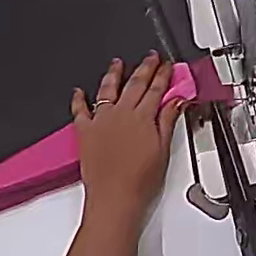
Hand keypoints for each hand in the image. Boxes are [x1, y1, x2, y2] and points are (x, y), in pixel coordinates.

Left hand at [70, 53, 185, 224]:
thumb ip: (167, 121)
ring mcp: (101, 121)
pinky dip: (79, 99)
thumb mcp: (163, 150)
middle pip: (135, 84)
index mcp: (142, 117)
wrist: (114, 197)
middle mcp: (121, 114)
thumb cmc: (139, 181)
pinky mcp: (85, 132)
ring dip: (114, 74)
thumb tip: (176, 102)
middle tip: (150, 57)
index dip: (163, 75)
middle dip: (144, 68)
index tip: (167, 65)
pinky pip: (80, 110)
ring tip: (117, 63)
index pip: (156, 89)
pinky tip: (79, 92)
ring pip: (108, 89)